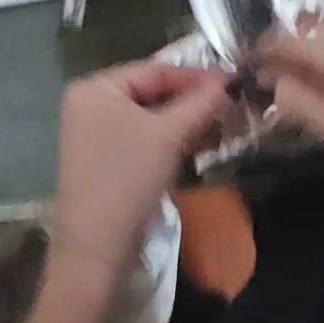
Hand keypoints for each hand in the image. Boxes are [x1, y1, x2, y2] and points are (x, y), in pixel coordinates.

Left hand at [53, 62, 227, 273]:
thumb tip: (229, 79)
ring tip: (224, 123)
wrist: (97, 252)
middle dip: (193, 101)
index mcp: (95, 88)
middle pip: (153, 92)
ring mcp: (97, 133)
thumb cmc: (129, 179)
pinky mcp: (107, 159)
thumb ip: (201, 102)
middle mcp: (91, 104)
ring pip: (152, 117)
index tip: (232, 81)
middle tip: (231, 104)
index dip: (196, 76)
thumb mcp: (170, 135)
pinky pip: (145, 137)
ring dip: (187, 121)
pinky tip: (202, 141)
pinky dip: (172, 139)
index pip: (155, 70)